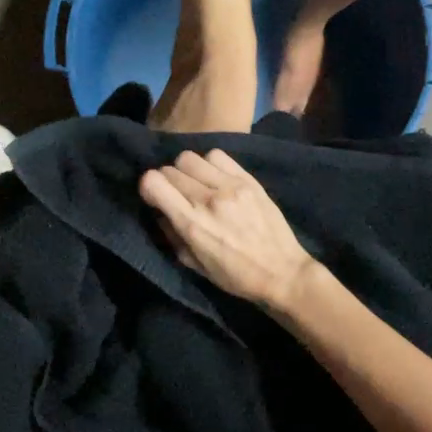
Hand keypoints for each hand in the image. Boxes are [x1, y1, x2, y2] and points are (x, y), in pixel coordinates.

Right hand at [140, 150, 322, 307]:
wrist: (282, 272)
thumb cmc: (235, 276)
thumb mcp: (193, 264)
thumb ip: (171, 234)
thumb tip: (159, 210)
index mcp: (191, 223)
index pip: (153, 182)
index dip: (148, 187)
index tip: (155, 198)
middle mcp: (208, 199)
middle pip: (170, 169)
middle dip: (166, 180)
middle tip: (177, 194)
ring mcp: (231, 186)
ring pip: (190, 158)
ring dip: (187, 170)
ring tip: (197, 184)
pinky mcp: (249, 180)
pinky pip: (217, 156)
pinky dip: (209, 164)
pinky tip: (215, 179)